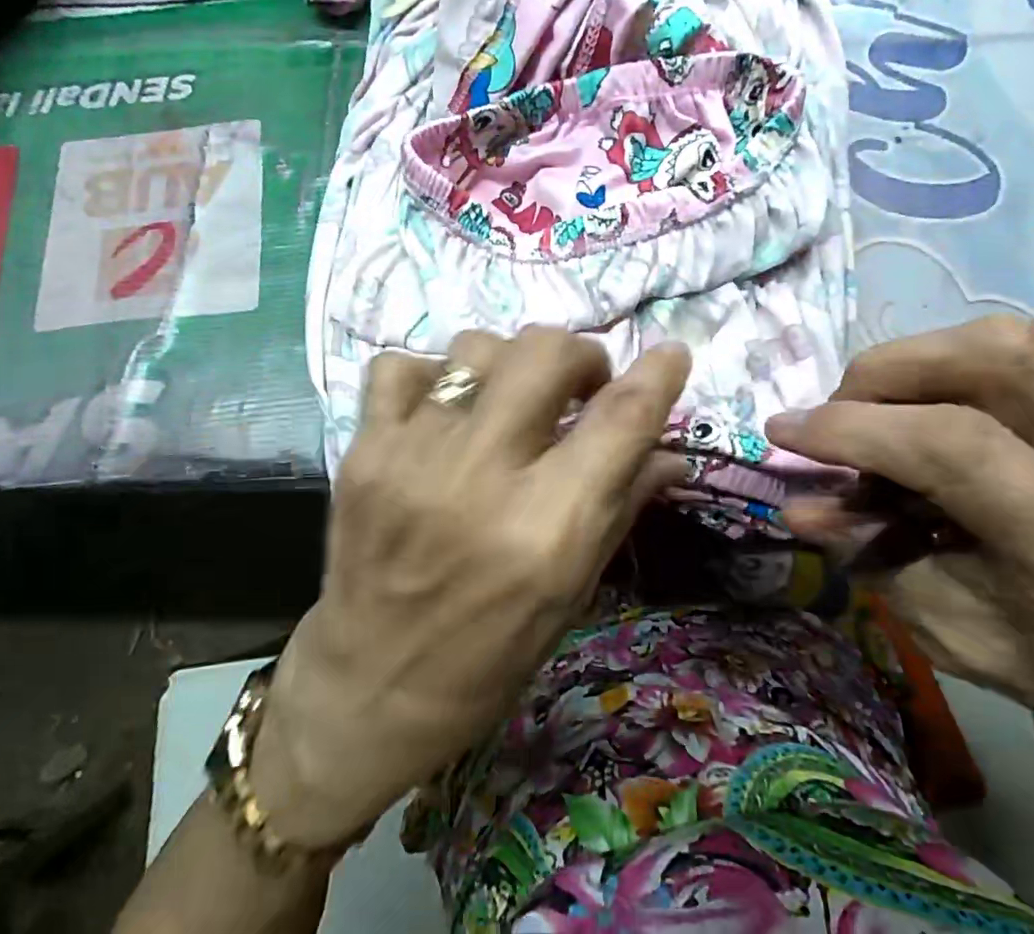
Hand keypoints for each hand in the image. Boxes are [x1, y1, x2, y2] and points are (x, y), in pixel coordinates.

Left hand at [251, 328, 690, 846]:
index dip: (658, 375)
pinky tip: (443, 411)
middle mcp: (482, 476)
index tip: (671, 356)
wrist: (373, 684)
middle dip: (579, 357)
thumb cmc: (489, 657)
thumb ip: (619, 508)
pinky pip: (398, 367)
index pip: (621, 418)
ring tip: (510, 401)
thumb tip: (668, 452)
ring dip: (510, 363)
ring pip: (476, 347)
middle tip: (578, 389)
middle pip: (545, 353)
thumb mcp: (572, 594)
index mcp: (548, 528)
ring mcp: (412, 456)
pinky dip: (432, 374)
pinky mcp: (362, 452)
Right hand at [766, 318, 1033, 736]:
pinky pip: (1020, 369)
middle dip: (889, 369)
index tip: (783, 434)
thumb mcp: (938, 626)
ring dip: (912, 370)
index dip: (852, 428)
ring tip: (879, 425)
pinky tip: (933, 437)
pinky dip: (949, 387)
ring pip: (1010, 344)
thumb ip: (869, 554)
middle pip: (1002, 355)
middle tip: (840, 413)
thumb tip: (797, 505)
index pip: (954, 445)